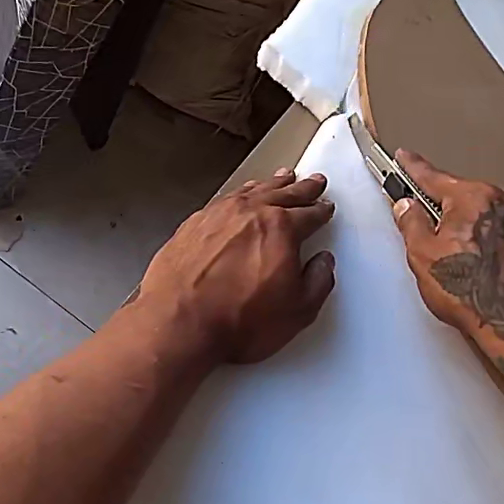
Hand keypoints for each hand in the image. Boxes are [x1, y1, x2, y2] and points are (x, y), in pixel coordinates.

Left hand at [129, 168, 336, 364]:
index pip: (309, 214)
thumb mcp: (297, 312)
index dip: (321, 211)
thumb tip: (321, 265)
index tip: (325, 209)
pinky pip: (223, 200)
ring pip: (251, 191)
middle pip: (283, 194)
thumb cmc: (233, 321)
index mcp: (281, 229)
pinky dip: (238, 195)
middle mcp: (249, 214)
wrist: (179, 324)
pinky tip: (239, 198)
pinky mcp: (192, 225)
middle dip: (301, 189)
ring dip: (270, 185)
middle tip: (312, 183)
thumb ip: (317, 282)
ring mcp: (217, 216)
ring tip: (281, 179)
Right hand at [391, 150, 503, 340]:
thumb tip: (407, 207)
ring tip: (467, 269)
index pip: (434, 178)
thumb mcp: (423, 256)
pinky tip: (487, 270)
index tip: (406, 159)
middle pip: (466, 199)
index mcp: (474, 197)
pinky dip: (497, 245)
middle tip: (437, 246)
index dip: (413, 168)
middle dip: (448, 216)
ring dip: (476, 233)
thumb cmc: (474, 294)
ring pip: (490, 216)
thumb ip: (412, 223)